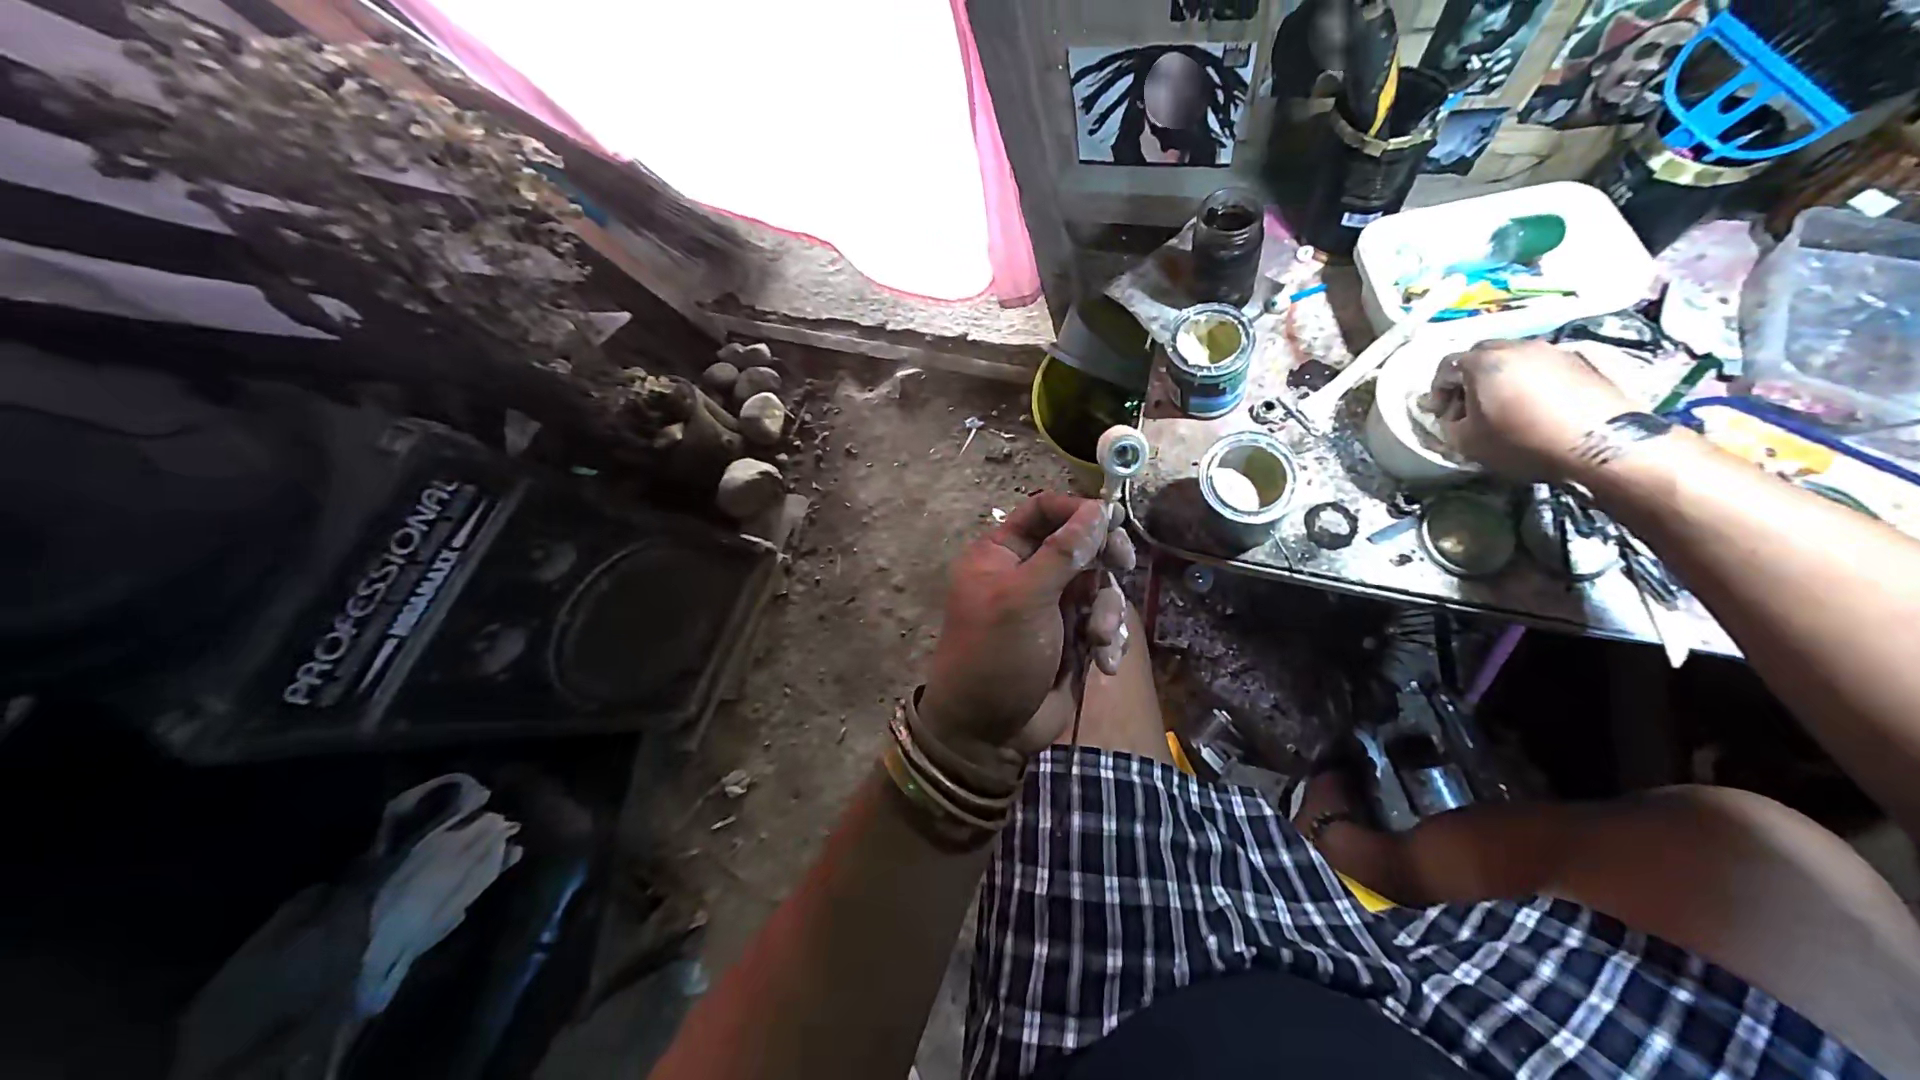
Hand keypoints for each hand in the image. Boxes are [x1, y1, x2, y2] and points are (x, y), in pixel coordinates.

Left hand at [919, 494, 1135, 774]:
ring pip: (1098, 585)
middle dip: (1103, 558)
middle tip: (1122, 565)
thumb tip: (1099, 509)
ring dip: (1106, 612)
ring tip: (1097, 640)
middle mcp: (1028, 573)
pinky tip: (1104, 663)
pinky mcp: (1073, 637)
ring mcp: (1052, 606)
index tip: (1112, 520)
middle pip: (1080, 544)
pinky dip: (1108, 640)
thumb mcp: (1024, 599)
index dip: (1077, 510)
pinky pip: (1103, 621)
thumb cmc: (995, 656)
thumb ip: (1062, 553)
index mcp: (1001, 554)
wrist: (989, 732)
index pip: (1043, 511)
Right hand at [1427, 339, 1634, 480]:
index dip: (1437, 391)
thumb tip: (1449, 416)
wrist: (1601, 444)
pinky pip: (1541, 366)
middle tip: (1467, 408)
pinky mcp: (1582, 361)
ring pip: (1513, 358)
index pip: (1446, 366)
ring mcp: (1553, 350)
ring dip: (1500, 379)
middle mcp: (1517, 347)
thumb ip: (1448, 424)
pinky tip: (1533, 406)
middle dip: (1468, 379)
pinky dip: (1529, 381)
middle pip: (1481, 355)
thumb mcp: (1467, 442)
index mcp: (1484, 362)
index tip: (1440, 415)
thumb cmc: (1522, 441)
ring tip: (1503, 407)